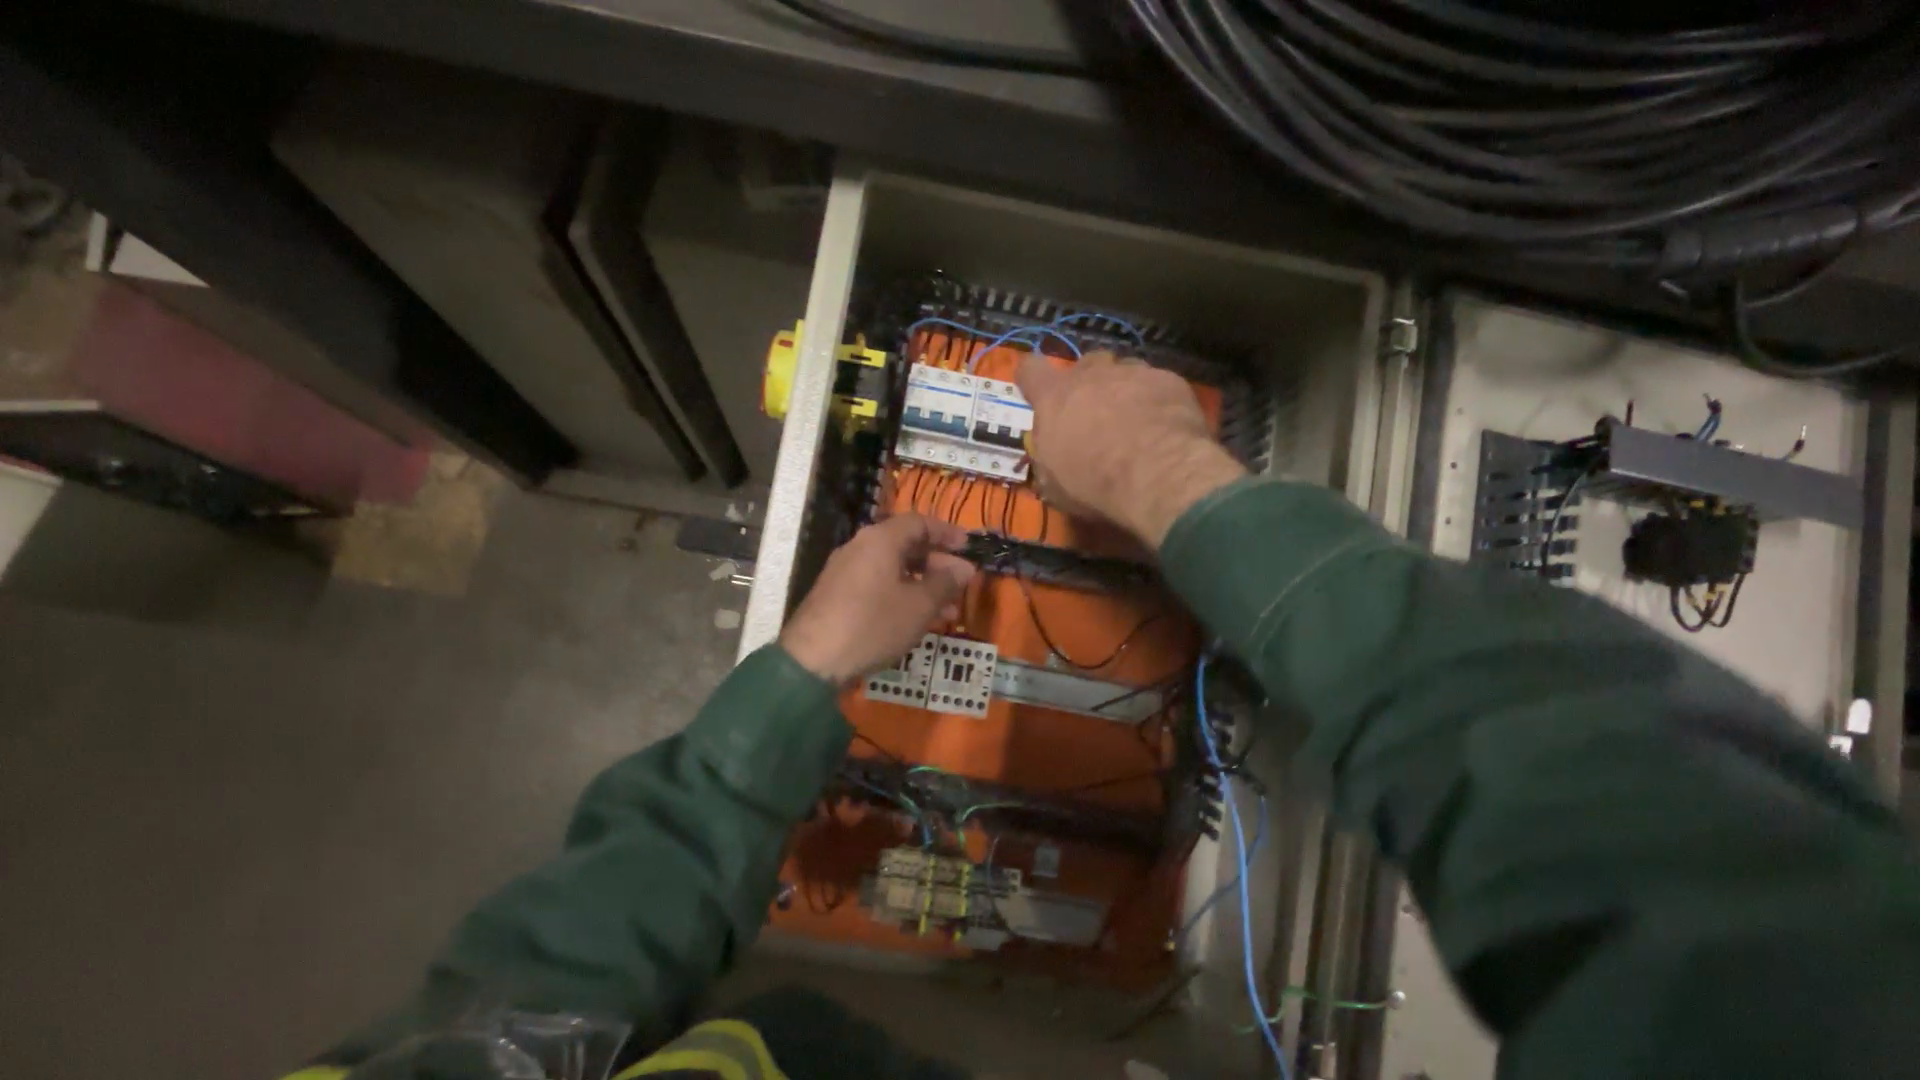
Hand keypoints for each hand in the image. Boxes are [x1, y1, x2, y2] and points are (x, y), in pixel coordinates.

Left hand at [779, 514, 976, 685]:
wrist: (812, 659)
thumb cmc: (873, 625)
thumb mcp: (918, 606)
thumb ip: (945, 583)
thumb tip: (964, 568)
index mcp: (880, 540)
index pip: (919, 522)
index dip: (947, 533)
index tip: (968, 547)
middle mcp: (860, 547)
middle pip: (905, 544)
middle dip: (937, 563)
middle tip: (961, 584)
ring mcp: (845, 570)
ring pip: (893, 568)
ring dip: (922, 584)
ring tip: (948, 611)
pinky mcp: (837, 594)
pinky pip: (877, 584)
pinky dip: (901, 594)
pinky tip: (916, 619)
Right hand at [1016, 350, 1246, 547]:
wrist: (1157, 473)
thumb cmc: (1094, 482)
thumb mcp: (1055, 484)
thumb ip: (1048, 459)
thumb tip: (1049, 457)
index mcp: (1054, 397)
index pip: (1031, 369)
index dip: (1033, 379)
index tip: (1038, 393)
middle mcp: (1092, 375)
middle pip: (1085, 364)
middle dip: (1089, 383)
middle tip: (1096, 413)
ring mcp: (1133, 372)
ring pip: (1125, 369)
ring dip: (1125, 389)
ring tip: (1135, 418)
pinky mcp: (1169, 380)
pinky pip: (1158, 383)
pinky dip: (1158, 400)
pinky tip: (1165, 425)